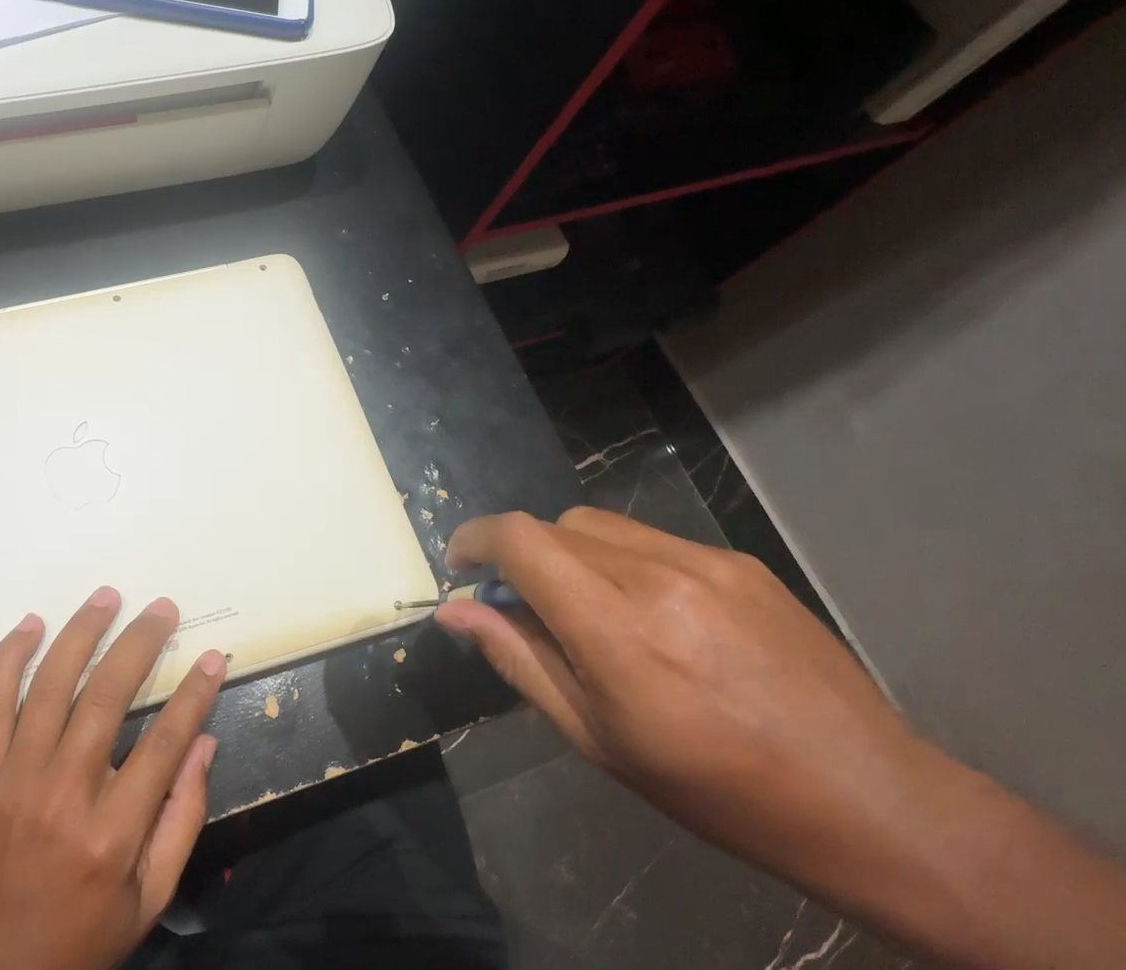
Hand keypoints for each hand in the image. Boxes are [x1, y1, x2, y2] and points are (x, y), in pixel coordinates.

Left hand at [0, 587, 223, 969]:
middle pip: (107, 698)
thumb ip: (183, 819)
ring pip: (50, 688)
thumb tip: (206, 745)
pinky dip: (9, 659)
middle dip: (140, 644)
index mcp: (113, 833)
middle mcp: (63, 795)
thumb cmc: (81, 939)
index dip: (194, 694)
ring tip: (107, 598)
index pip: (164, 743)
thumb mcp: (149, 898)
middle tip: (163, 609)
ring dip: (80, 635)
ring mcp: (13, 781)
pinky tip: (31, 626)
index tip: (212, 656)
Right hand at [435, 508, 1125, 967]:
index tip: (461, 566)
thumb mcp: (596, 737)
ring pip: (602, 526)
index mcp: (617, 627)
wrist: (866, 797)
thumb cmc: (713, 787)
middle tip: (521, 606)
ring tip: (586, 611)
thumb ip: (519, 660)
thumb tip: (456, 610)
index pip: (520, 540)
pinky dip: (621, 561)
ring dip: (570, 553)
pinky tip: (649, 616)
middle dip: (521, 555)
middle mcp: (659, 575)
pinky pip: (654, 540)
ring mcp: (708, 562)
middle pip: (556, 525)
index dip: (475, 539)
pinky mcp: (743, 564)